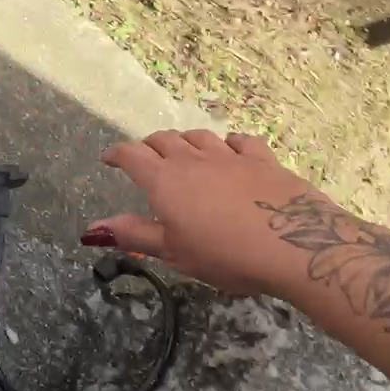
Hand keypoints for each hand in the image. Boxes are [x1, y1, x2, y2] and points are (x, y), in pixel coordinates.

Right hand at [83, 130, 327, 295]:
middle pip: (162, 139)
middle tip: (145, 159)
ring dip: (185, 141)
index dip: (116, 154)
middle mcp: (192, 160)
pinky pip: (241, 141)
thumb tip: (90, 230)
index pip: (130, 154)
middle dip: (149, 146)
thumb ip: (132, 235)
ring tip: (183, 152)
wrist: (299, 248)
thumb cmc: (225, 254)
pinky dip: (229, 143)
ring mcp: (229, 157)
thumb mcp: (173, 251)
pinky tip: (230, 151)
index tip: (109, 160)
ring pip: (199, 136)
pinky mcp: (263, 160)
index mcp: (163, 180)